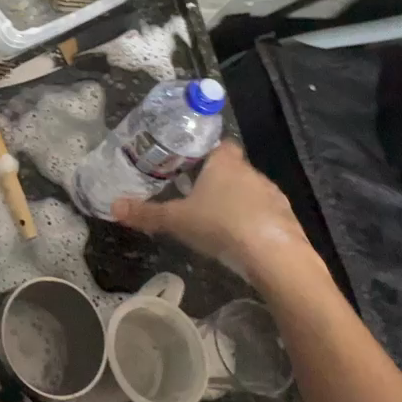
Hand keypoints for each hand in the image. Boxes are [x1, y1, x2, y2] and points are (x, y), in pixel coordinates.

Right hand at [112, 140, 314, 283]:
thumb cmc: (221, 225)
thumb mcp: (177, 220)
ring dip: (238, 202)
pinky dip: (255, 223)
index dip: (207, 151)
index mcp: (224, 163)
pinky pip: (267, 215)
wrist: (274, 256)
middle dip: (218, 180)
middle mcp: (251, 172)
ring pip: (251, 192)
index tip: (192, 163)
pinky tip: (243, 240)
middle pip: (234, 168)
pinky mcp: (287, 220)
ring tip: (219, 221)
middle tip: (197, 196)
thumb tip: (113, 208)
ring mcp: (273, 196)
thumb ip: (147, 213)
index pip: (220, 144)